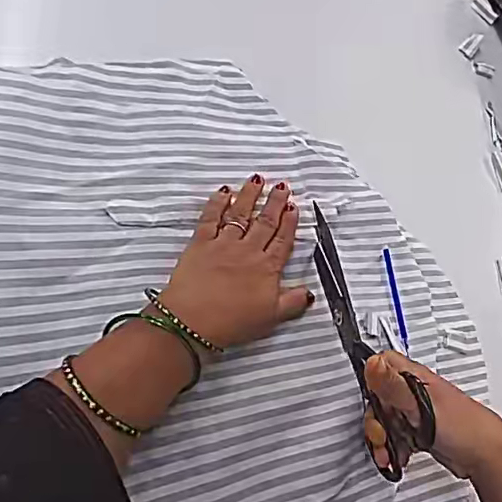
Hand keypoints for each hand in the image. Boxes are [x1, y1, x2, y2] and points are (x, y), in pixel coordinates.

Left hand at [156, 176, 312, 349]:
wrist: (192, 320)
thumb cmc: (232, 321)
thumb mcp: (271, 318)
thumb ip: (293, 302)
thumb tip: (309, 293)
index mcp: (267, 268)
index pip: (283, 240)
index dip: (290, 222)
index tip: (294, 207)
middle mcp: (248, 251)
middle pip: (265, 222)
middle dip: (275, 202)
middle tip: (282, 186)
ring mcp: (223, 244)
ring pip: (240, 214)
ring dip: (250, 195)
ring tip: (257, 180)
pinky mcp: (200, 244)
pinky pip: (211, 218)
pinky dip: (218, 203)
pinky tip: (224, 193)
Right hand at [362, 350, 501, 477]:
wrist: (485, 455)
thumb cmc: (463, 427)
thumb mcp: (420, 405)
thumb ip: (393, 386)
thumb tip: (372, 362)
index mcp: (415, 378)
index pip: (381, 366)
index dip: (372, 384)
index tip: (374, 403)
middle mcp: (414, 392)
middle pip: (379, 398)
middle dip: (375, 421)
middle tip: (382, 435)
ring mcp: (417, 412)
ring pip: (386, 420)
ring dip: (382, 439)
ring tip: (388, 453)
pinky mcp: (419, 431)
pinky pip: (396, 436)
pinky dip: (393, 448)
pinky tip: (397, 457)